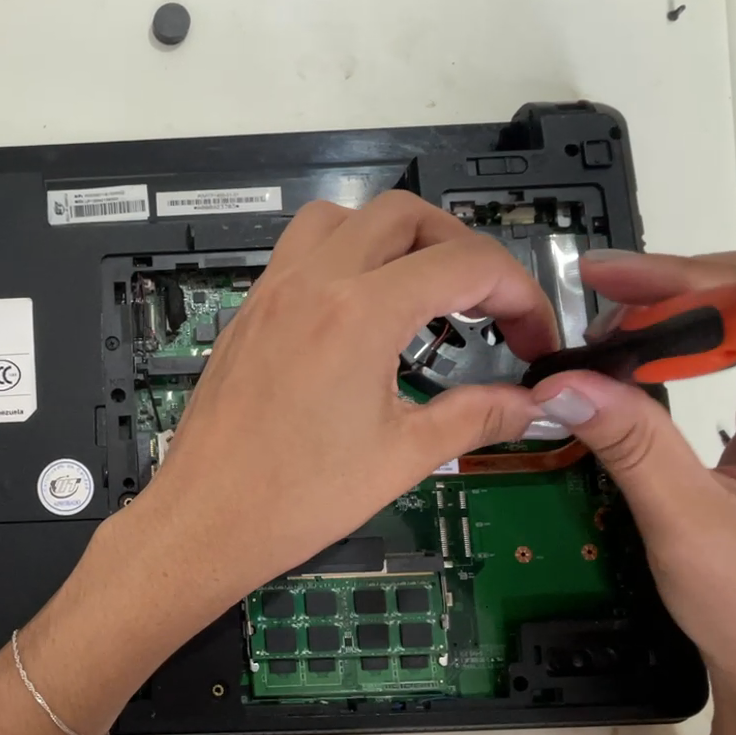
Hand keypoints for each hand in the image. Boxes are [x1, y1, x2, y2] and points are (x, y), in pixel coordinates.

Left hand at [122, 191, 557, 619]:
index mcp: (358, 313)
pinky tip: (353, 316)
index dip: (519, 293)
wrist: (205, 519)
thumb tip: (529, 404)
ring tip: (414, 291)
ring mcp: (270, 294)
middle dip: (458, 246)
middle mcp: (310, 284)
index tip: (531, 336)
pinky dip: (338, 259)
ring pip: (337, 219)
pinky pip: (296, 254)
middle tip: (480, 302)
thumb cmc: (295, 497)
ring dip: (388, 237)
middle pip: (402, 214)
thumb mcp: (401, 458)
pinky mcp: (246, 315)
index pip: (464, 263)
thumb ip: (475, 417)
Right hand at [528, 249, 735, 690]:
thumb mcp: (689, 530)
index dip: (708, 291)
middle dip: (695, 288)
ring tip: (612, 321)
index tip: (617, 285)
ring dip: (691, 308)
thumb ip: (634, 447)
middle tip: (603, 297)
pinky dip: (695, 340)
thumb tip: (562, 381)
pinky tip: (644, 346)